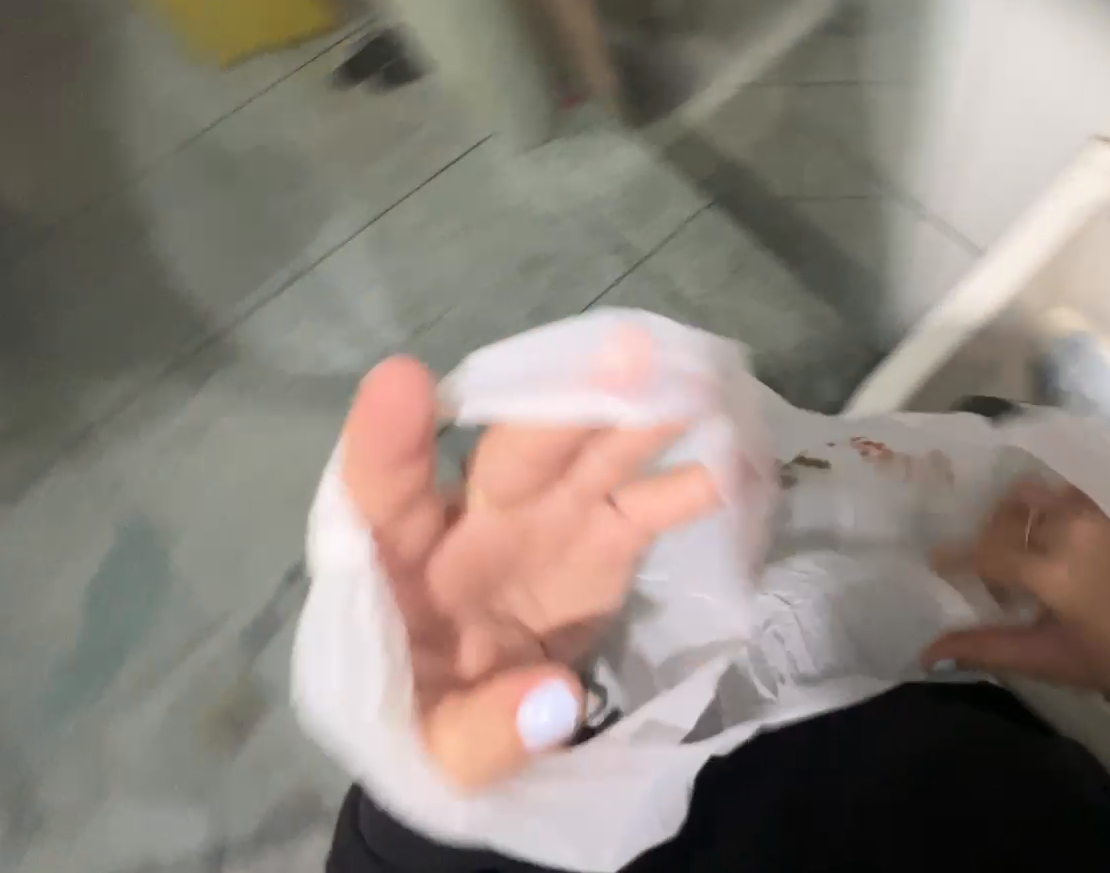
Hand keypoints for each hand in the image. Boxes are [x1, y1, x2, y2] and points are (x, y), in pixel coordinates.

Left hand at [341, 354, 719, 789]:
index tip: (405, 378)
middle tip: (626, 357)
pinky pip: (648, 503)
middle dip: (564, 410)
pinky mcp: (606, 540)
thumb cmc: (433, 716)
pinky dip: (688, 483)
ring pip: (595, 457)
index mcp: (398, 561)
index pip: (379, 492)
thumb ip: (479, 733)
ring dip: (640, 419)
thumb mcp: (436, 753)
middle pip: (516, 455)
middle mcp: (478, 520)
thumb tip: (550, 699)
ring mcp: (550, 520)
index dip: (390, 438)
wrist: (493, 714)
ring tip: (690, 381)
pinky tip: (730, 459)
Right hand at [923, 478, 1109, 720]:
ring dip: (1013, 514)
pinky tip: (1040, 534)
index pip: (986, 552)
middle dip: (987, 536)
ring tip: (1013, 548)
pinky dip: (1040, 505)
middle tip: (983, 566)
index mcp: (1054, 572)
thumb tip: (927, 654)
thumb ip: (985, 648)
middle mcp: (1070, 531)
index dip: (955, 557)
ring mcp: (1094, 517)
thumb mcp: (1048, 660)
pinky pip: (1060, 495)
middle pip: (1005, 516)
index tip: (936, 561)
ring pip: (1032, 496)